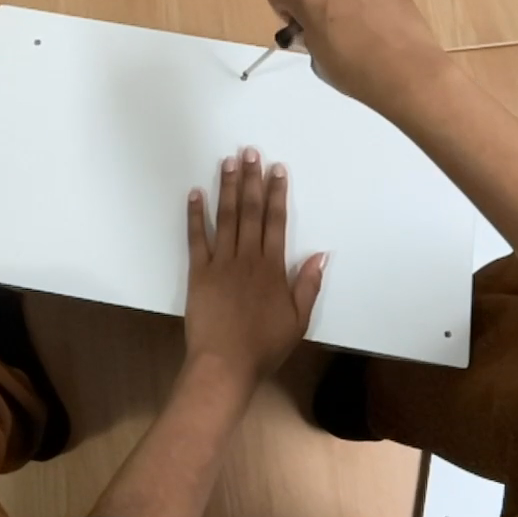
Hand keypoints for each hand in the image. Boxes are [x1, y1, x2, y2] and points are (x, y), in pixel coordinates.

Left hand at [184, 147, 324, 386]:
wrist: (225, 364)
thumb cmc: (264, 346)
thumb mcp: (298, 320)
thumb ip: (308, 285)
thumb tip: (322, 254)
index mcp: (272, 267)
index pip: (276, 221)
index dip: (277, 193)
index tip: (277, 169)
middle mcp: (247, 257)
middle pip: (250, 211)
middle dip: (251, 179)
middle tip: (250, 152)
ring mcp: (221, 262)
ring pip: (225, 217)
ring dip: (226, 187)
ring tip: (228, 162)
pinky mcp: (198, 272)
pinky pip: (197, 237)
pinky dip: (195, 215)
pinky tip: (195, 194)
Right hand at [265, 0, 444, 112]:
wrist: (408, 73)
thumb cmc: (357, 73)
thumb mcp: (320, 61)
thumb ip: (310, 39)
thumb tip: (314, 33)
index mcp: (310, 1)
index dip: (282, 7)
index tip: (296, 23)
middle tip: (330, 26)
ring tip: (361, 29)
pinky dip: (373, 3)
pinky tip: (383, 29)